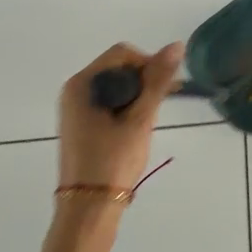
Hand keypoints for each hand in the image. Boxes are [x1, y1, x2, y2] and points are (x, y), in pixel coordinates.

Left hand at [57, 42, 182, 190]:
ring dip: (137, 97)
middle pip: (118, 68)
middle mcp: (74, 90)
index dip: (149, 65)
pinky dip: (126, 108)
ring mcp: (76, 108)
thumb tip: (177, 45)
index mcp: (82, 84)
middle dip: (144, 82)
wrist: (89, 206)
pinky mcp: (81, 123)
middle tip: (158, 108)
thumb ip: (157, 80)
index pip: (123, 54)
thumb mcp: (140, 118)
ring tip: (146, 122)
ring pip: (116, 86)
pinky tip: (134, 130)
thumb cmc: (113, 159)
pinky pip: (109, 102)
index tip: (164, 91)